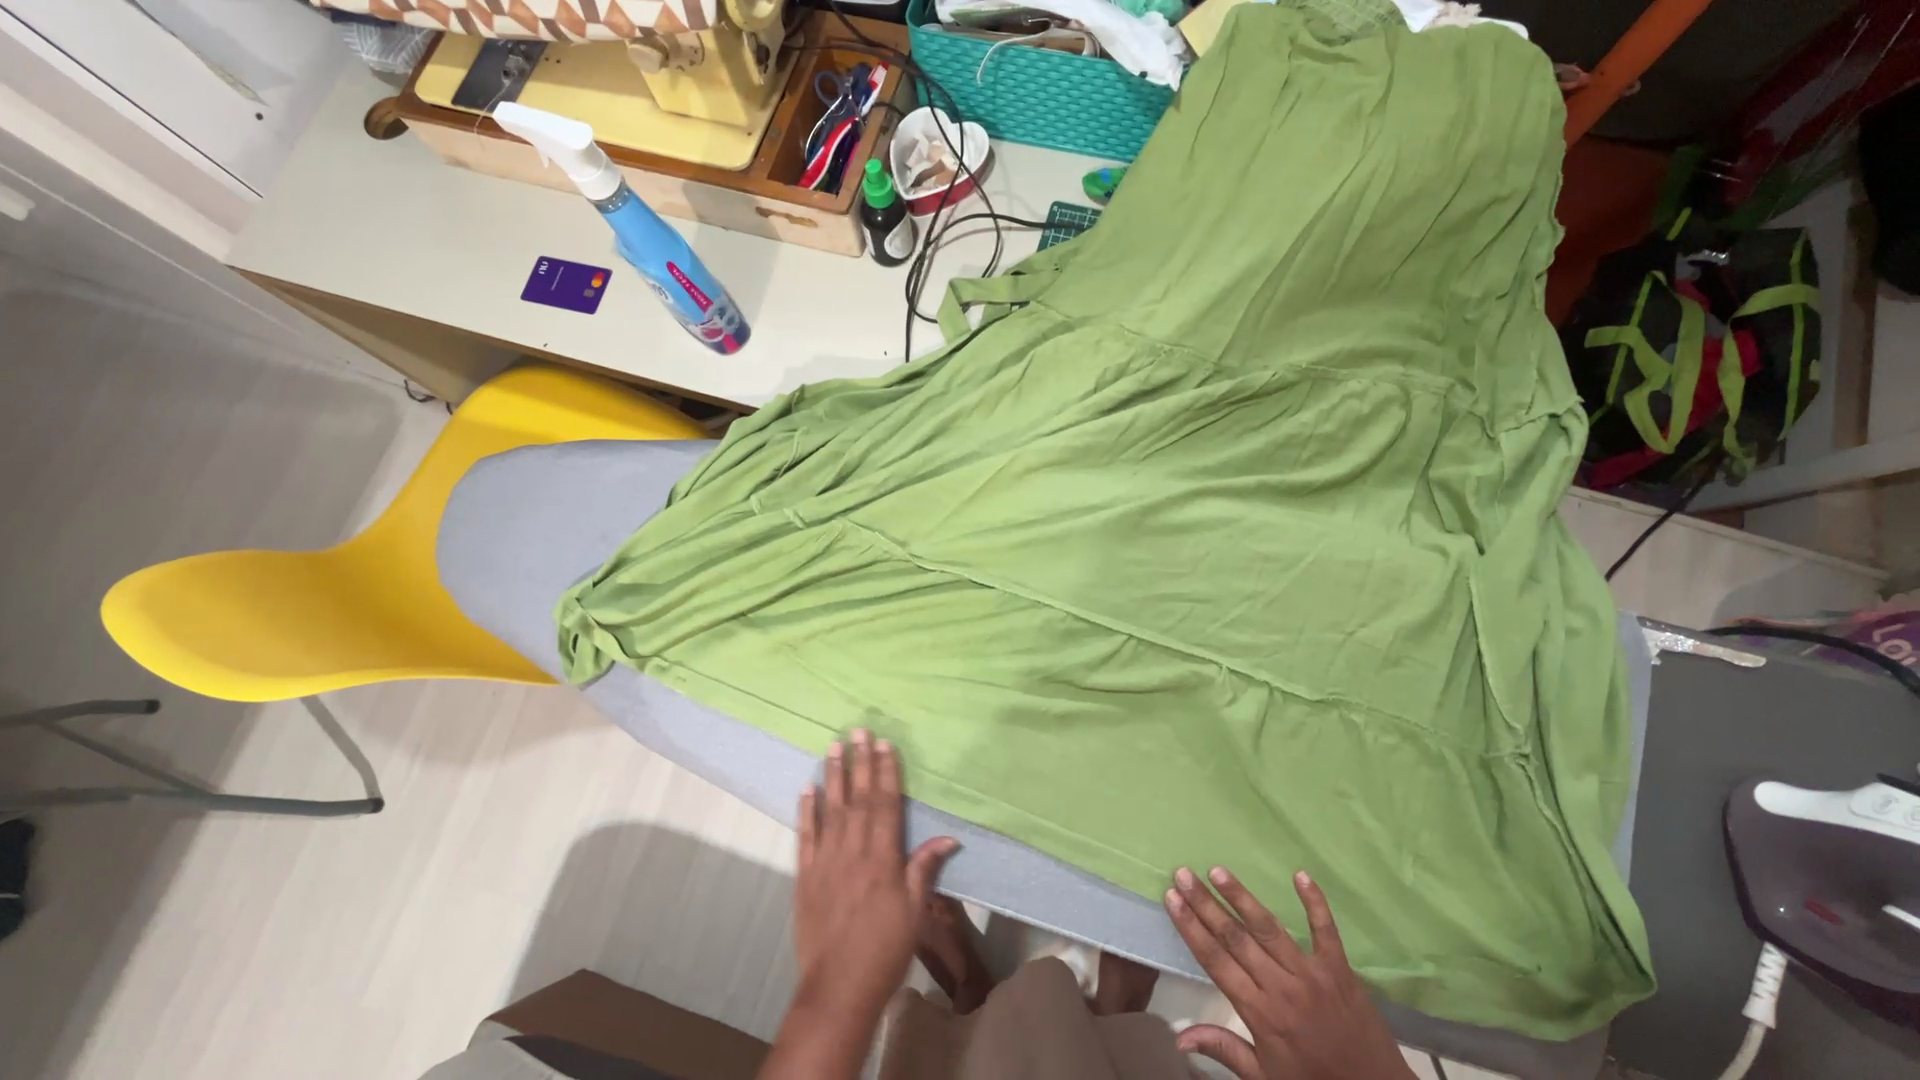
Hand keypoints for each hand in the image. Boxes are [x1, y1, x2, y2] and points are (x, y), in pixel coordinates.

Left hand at [792, 729, 958, 1016]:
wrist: (839, 987)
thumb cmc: (886, 949)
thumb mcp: (915, 911)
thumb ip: (924, 869)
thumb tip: (948, 837)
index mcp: (883, 859)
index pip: (886, 805)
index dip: (885, 772)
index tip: (884, 744)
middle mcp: (853, 852)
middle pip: (858, 799)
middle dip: (860, 763)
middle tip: (858, 730)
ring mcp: (825, 862)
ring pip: (831, 810)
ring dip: (833, 776)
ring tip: (833, 746)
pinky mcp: (805, 876)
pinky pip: (806, 835)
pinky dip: (806, 810)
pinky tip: (807, 788)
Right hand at [1165, 866, 1415, 1079]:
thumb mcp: (1263, 1078)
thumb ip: (1223, 1050)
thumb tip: (1178, 1038)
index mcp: (1260, 1013)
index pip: (1215, 961)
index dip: (1191, 928)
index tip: (1172, 899)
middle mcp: (1281, 987)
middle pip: (1235, 937)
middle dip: (1206, 904)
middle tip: (1184, 873)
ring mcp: (1312, 974)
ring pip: (1269, 928)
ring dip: (1241, 897)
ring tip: (1218, 871)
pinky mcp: (1340, 969)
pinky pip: (1326, 930)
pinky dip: (1315, 902)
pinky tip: (1300, 874)